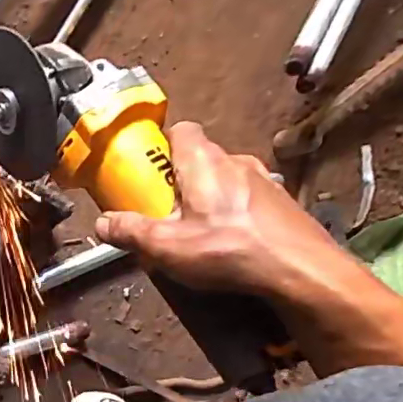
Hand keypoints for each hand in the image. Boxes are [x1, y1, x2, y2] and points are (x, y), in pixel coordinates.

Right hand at [94, 121, 364, 304]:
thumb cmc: (230, 251)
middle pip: (199, 160)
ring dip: (207, 201)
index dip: (160, 147)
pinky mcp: (280, 203)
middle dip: (179, 183)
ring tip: (196, 237)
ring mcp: (262, 180)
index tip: (146, 174)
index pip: (180, 130)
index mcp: (203, 162)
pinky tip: (228, 246)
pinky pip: (246, 201)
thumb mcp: (166, 247)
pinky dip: (232, 216)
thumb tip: (102, 223)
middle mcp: (235, 161)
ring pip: (224, 181)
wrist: (300, 270)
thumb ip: (131, 232)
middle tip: (165, 216)